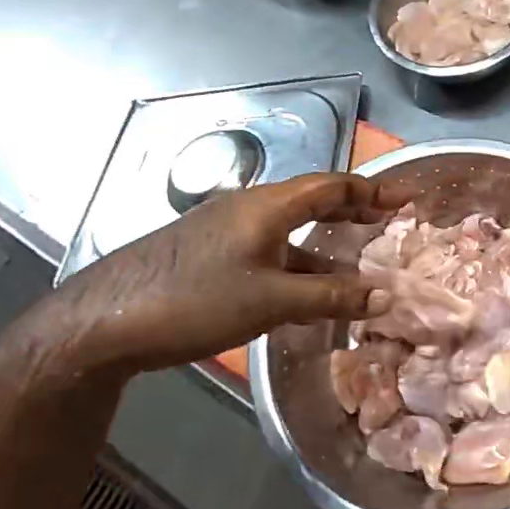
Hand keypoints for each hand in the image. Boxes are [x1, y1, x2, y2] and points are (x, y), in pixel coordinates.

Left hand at [12, 174, 400, 381]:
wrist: (103, 323)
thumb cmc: (196, 301)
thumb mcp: (272, 301)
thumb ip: (331, 296)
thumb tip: (385, 295)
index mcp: (266, 206)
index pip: (331, 185)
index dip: (372, 190)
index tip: (405, 197)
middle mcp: (248, 208)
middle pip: (311, 199)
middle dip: (352, 207)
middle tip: (387, 217)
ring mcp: (224, 230)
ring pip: (289, 227)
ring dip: (325, 239)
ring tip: (357, 255)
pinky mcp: (209, 253)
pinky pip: (268, 247)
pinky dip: (298, 259)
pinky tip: (306, 286)